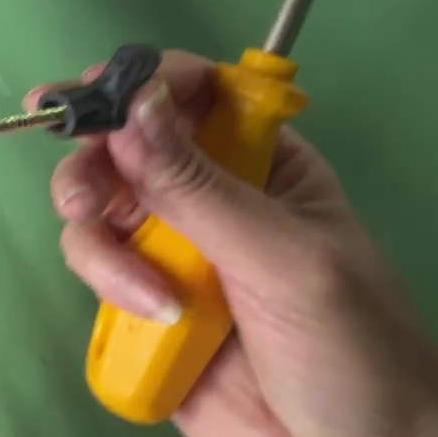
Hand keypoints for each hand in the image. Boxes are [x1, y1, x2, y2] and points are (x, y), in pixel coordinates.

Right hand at [41, 50, 437, 436]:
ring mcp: (164, 235)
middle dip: (92, 162)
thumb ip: (201, 185)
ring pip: (91, 193)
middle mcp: (202, 186)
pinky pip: (89, 250)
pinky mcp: (133, 281)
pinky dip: (105, 278)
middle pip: (117, 136)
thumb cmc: (354, 355)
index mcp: (258, 160)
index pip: (189, 90)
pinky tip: (151, 313)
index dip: (139, 81)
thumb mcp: (285, 262)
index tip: (91, 94)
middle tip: (83, 198)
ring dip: (97, 236)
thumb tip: (129, 101)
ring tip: (137, 287)